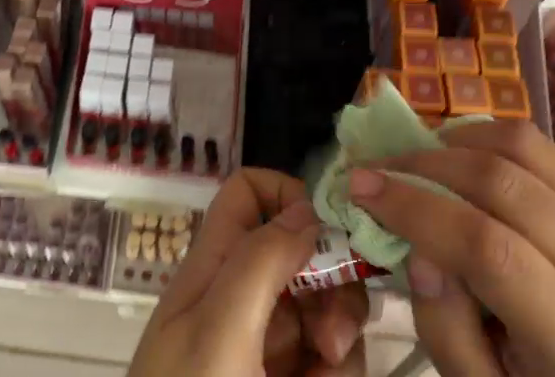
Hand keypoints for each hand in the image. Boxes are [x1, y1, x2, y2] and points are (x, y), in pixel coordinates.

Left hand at [128, 168, 369, 376]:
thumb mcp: (217, 333)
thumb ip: (260, 263)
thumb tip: (308, 208)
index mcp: (214, 270)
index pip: (248, 196)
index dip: (289, 196)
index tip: (328, 231)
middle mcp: (243, 298)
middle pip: (304, 254)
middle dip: (332, 285)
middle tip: (330, 334)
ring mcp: (267, 346)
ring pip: (327, 309)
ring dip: (341, 337)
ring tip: (322, 373)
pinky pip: (333, 360)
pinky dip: (338, 371)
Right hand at [347, 121, 554, 376]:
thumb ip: (445, 328)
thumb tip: (417, 251)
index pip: (489, 249)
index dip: (417, 209)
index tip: (360, 188)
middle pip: (503, 185)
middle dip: (423, 167)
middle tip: (375, 170)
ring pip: (521, 149)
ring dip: (452, 142)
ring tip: (412, 161)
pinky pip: (535, 145)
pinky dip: (482, 136)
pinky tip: (451, 154)